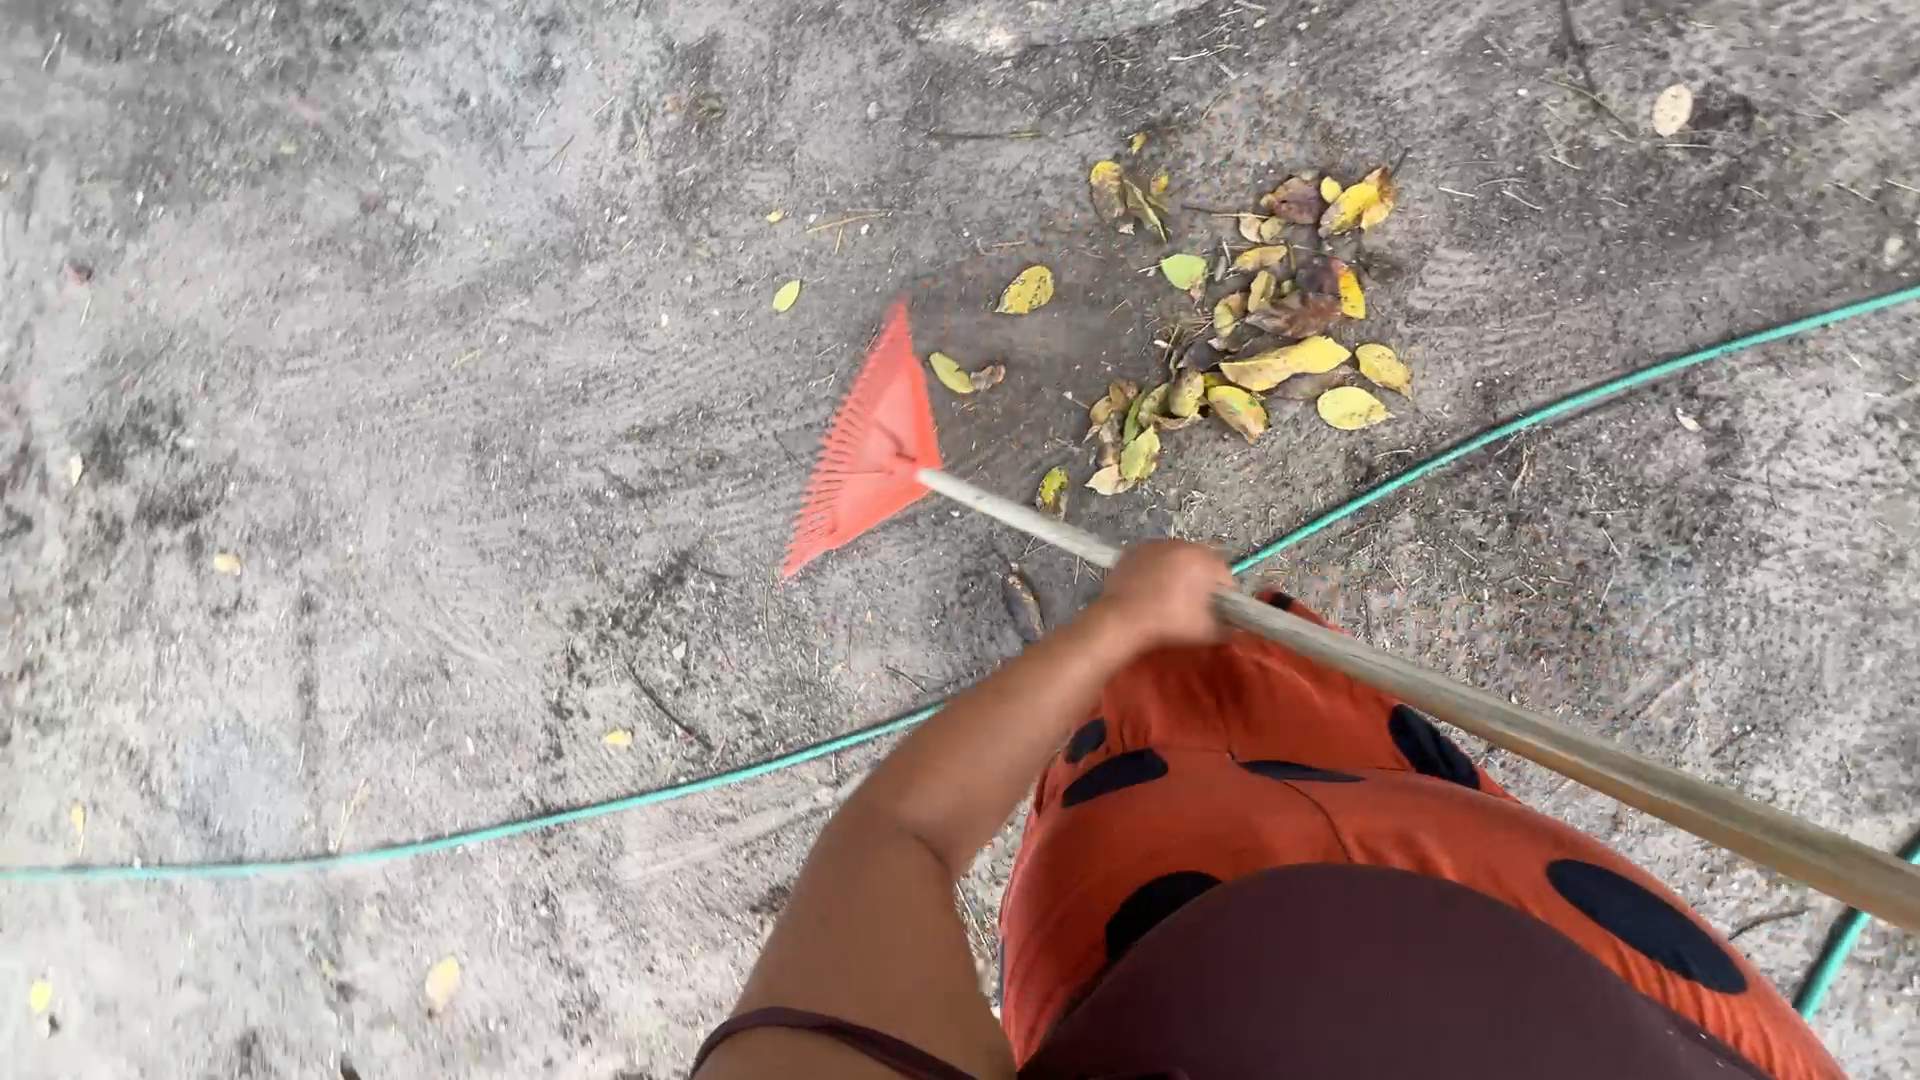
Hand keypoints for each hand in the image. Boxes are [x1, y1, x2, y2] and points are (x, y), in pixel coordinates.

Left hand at [1090, 540, 1233, 650]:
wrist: (1121, 620)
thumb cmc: (1169, 623)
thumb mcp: (1209, 631)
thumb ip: (1229, 625)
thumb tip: (1234, 623)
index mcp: (1202, 558)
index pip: (1225, 575)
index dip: (1224, 596)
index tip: (1216, 611)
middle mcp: (1180, 544)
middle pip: (1201, 563)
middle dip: (1201, 581)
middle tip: (1192, 605)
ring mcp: (1154, 545)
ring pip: (1176, 559)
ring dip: (1178, 573)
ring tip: (1168, 597)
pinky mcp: (1133, 551)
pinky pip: (1153, 559)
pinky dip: (1156, 570)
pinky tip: (1149, 589)